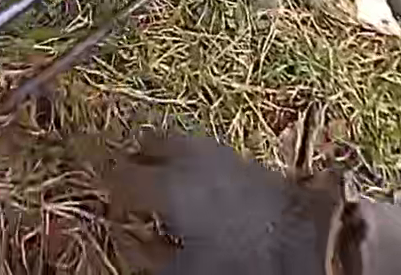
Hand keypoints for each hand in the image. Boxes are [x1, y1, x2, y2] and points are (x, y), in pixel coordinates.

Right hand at [107, 131, 345, 274]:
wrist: (300, 235)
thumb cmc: (239, 259)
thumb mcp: (186, 269)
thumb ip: (150, 256)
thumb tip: (128, 242)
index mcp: (168, 185)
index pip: (123, 179)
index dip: (107, 187)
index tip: (99, 197)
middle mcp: (187, 156)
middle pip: (147, 143)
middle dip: (130, 158)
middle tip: (120, 179)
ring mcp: (211, 148)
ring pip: (172, 139)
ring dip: (155, 152)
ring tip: (149, 175)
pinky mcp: (231, 152)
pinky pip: (193, 145)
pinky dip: (179, 155)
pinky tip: (183, 178)